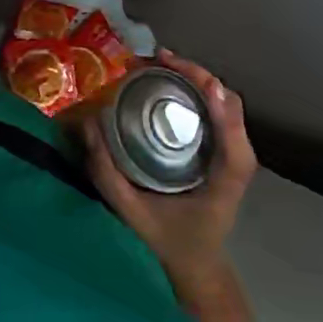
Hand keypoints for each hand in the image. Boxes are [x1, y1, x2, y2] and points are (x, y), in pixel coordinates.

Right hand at [83, 50, 258, 291]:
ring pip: (224, 101)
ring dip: (195, 77)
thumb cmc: (167, 238)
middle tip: (157, 59)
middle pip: (229, 105)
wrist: (195, 262)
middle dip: (197, 75)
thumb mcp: (131, 211)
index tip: (186, 76)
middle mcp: (235, 161)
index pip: (232, 136)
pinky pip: (215, 108)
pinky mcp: (221, 147)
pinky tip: (166, 80)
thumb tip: (88, 123)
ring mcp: (230, 151)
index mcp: (224, 180)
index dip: (214, 102)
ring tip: (158, 62)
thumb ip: (107, 173)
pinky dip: (195, 87)